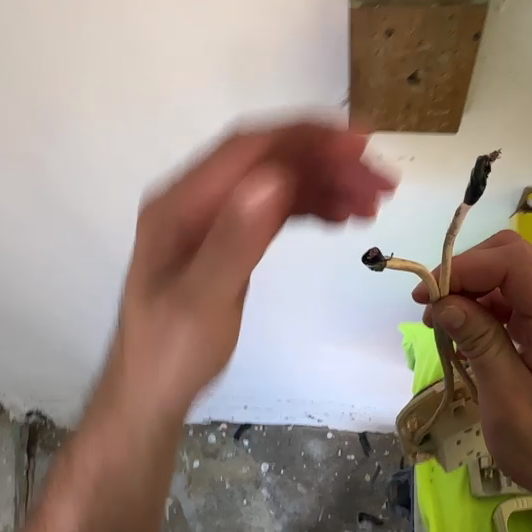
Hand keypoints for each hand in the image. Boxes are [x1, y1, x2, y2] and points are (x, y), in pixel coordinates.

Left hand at [99, 122, 394, 417]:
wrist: (150, 393)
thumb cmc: (171, 353)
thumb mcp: (202, 301)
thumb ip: (235, 241)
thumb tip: (274, 181)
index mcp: (181, 204)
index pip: (249, 150)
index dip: (306, 139)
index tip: (361, 145)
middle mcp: (195, 202)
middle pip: (269, 162)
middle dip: (327, 164)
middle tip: (382, 184)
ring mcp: (211, 221)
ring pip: (277, 185)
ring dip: (325, 186)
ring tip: (372, 205)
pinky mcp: (227, 242)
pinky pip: (274, 211)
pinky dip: (309, 208)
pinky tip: (341, 218)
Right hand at [414, 231, 531, 518]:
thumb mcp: (507, 400)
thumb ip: (478, 342)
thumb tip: (442, 301)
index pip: (512, 263)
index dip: (463, 268)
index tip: (424, 296)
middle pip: (515, 260)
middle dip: (467, 273)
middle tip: (431, 308)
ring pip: (515, 278)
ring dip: (475, 291)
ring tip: (442, 324)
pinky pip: (521, 303)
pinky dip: (489, 309)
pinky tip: (467, 335)